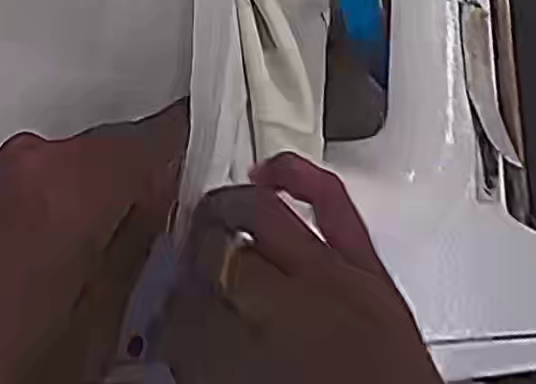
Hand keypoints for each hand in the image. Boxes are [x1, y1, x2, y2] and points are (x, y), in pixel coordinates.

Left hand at [0, 102, 186, 383]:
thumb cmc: (16, 359)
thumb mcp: (103, 316)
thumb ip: (142, 237)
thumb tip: (171, 188)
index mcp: (76, 179)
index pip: (161, 133)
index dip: (195, 143)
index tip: (218, 156)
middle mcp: (43, 153)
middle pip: (126, 143)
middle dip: (154, 173)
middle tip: (178, 217)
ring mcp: (16, 161)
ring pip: (94, 154)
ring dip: (117, 182)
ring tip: (131, 235)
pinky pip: (63, 166)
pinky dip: (84, 188)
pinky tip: (88, 235)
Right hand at [160, 153, 440, 383]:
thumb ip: (215, 366)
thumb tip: (187, 342)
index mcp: (251, 361)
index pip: (187, 314)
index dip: (171, 309)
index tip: (167, 311)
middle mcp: (287, 309)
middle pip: (220, 256)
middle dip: (193, 255)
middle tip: (185, 261)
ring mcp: (331, 279)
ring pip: (262, 215)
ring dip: (228, 208)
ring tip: (213, 211)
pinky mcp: (368, 267)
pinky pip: (330, 200)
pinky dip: (298, 174)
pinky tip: (273, 171)